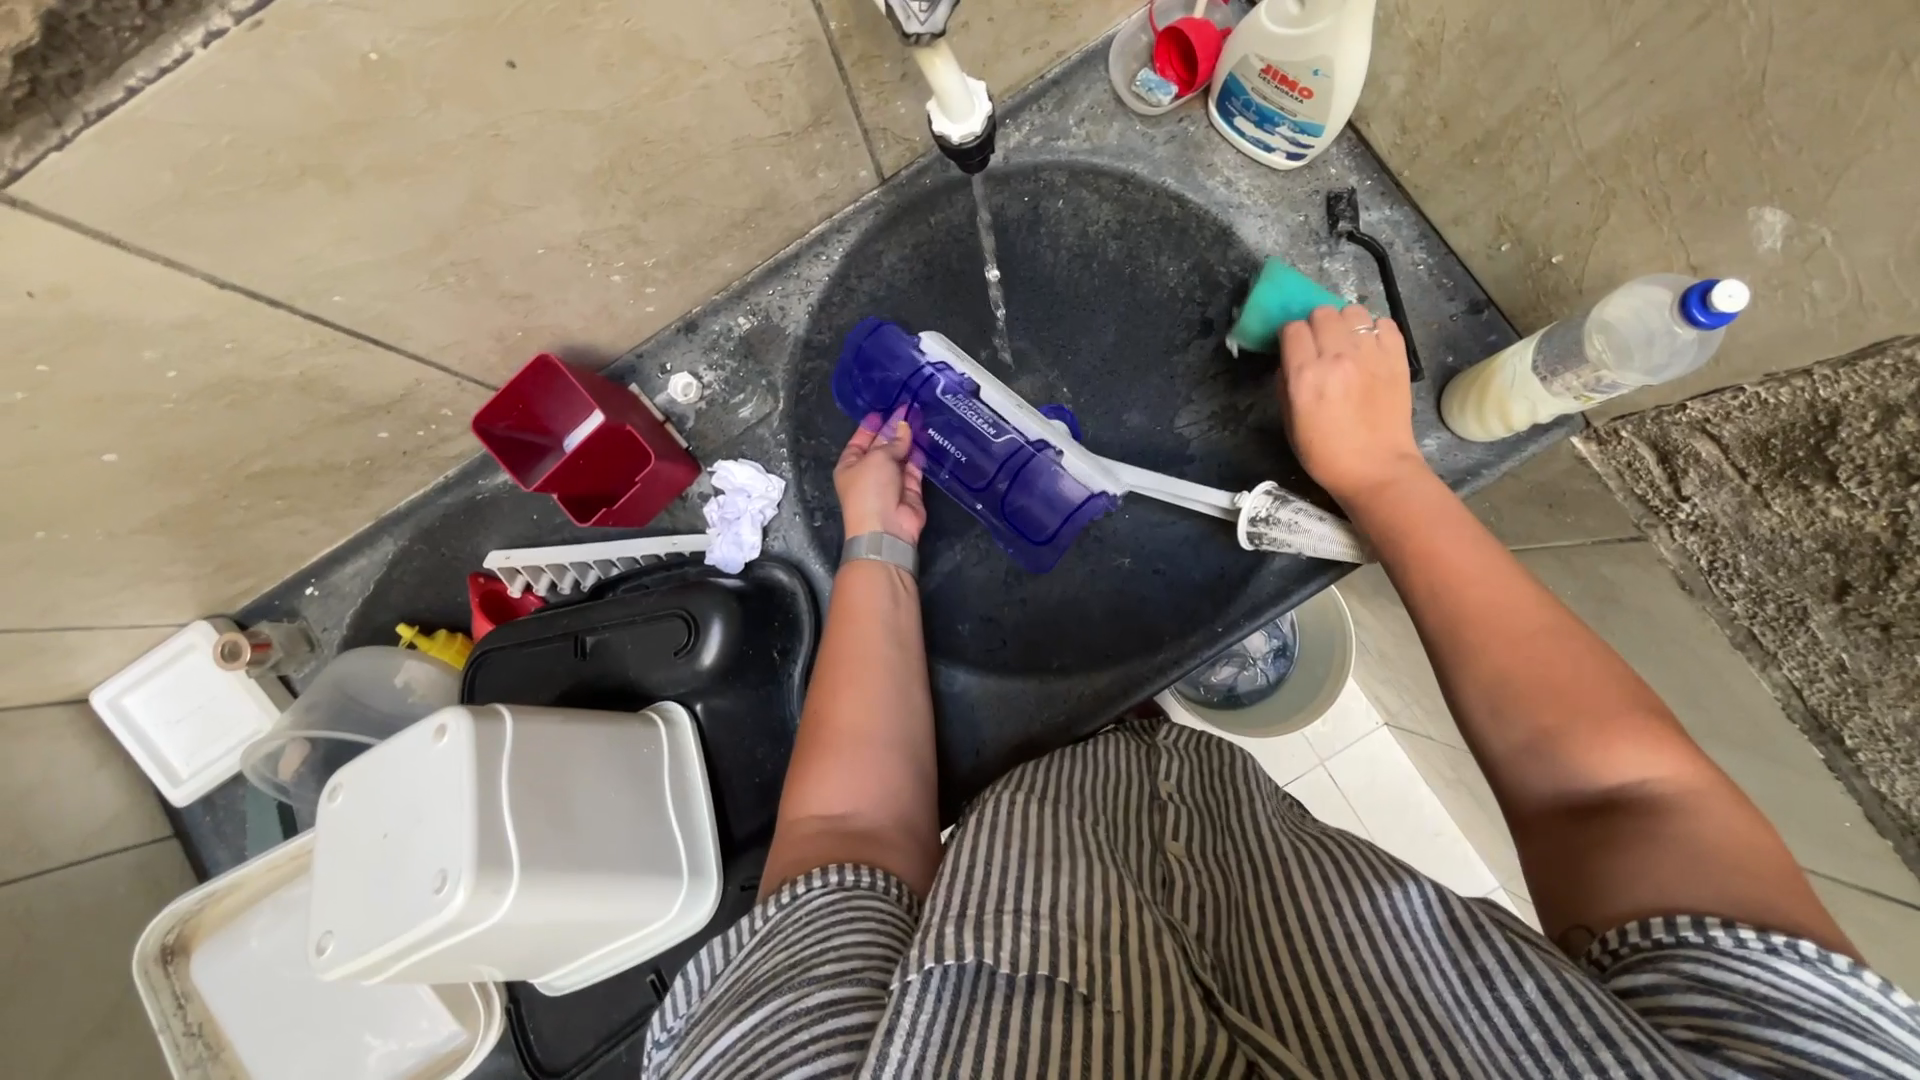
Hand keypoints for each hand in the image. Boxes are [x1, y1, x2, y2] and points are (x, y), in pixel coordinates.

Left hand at [836, 405, 926, 544]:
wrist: (886, 529)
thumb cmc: (870, 489)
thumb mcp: (877, 458)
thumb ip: (893, 442)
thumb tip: (905, 426)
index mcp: (850, 465)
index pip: (860, 440)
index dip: (871, 425)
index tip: (884, 410)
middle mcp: (869, 473)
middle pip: (882, 447)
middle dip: (893, 430)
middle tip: (908, 408)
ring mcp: (890, 483)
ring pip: (900, 457)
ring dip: (908, 440)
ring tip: (920, 418)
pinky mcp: (910, 491)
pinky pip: (914, 469)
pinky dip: (919, 456)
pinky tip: (925, 439)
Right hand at [1277, 305, 1430, 505]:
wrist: (1376, 468)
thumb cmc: (1325, 453)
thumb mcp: (1289, 422)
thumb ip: (1285, 386)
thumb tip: (1289, 363)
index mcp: (1305, 376)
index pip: (1292, 329)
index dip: (1289, 336)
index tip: (1292, 348)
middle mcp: (1337, 357)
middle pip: (1322, 313)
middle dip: (1315, 325)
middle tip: (1319, 344)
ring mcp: (1371, 355)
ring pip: (1353, 311)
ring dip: (1344, 322)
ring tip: (1346, 341)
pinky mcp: (1397, 358)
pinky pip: (1384, 323)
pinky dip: (1373, 329)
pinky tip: (1369, 347)